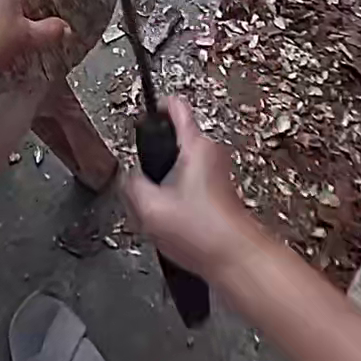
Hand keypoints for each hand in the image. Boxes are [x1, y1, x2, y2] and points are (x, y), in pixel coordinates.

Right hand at [124, 96, 264, 278]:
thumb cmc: (200, 231)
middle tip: (144, 184)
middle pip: (174, 139)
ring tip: (157, 208)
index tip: (144, 114)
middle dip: (154, 160)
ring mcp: (216, 168)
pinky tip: (171, 218)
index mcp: (195, 146)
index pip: (177, 107)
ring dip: (164, 181)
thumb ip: (131, 185)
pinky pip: (189, 178)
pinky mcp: (218, 186)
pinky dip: (176, 192)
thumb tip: (128, 177)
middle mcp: (210, 151)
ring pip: (180, 162)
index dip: (158, 105)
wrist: (233, 255)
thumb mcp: (150, 209)